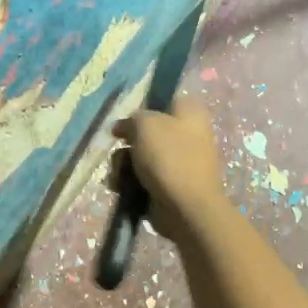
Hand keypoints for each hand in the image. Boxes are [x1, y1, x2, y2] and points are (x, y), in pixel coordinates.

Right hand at [113, 98, 224, 243]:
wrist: (185, 207)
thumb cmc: (168, 157)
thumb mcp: (145, 124)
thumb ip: (132, 118)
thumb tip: (123, 127)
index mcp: (189, 112)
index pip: (161, 101)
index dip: (140, 109)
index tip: (124, 122)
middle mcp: (187, 134)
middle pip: (145, 132)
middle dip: (126, 145)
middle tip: (119, 152)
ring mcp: (178, 162)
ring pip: (139, 156)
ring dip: (122, 166)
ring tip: (118, 176)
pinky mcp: (168, 185)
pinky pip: (141, 177)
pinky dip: (128, 182)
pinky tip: (120, 188)